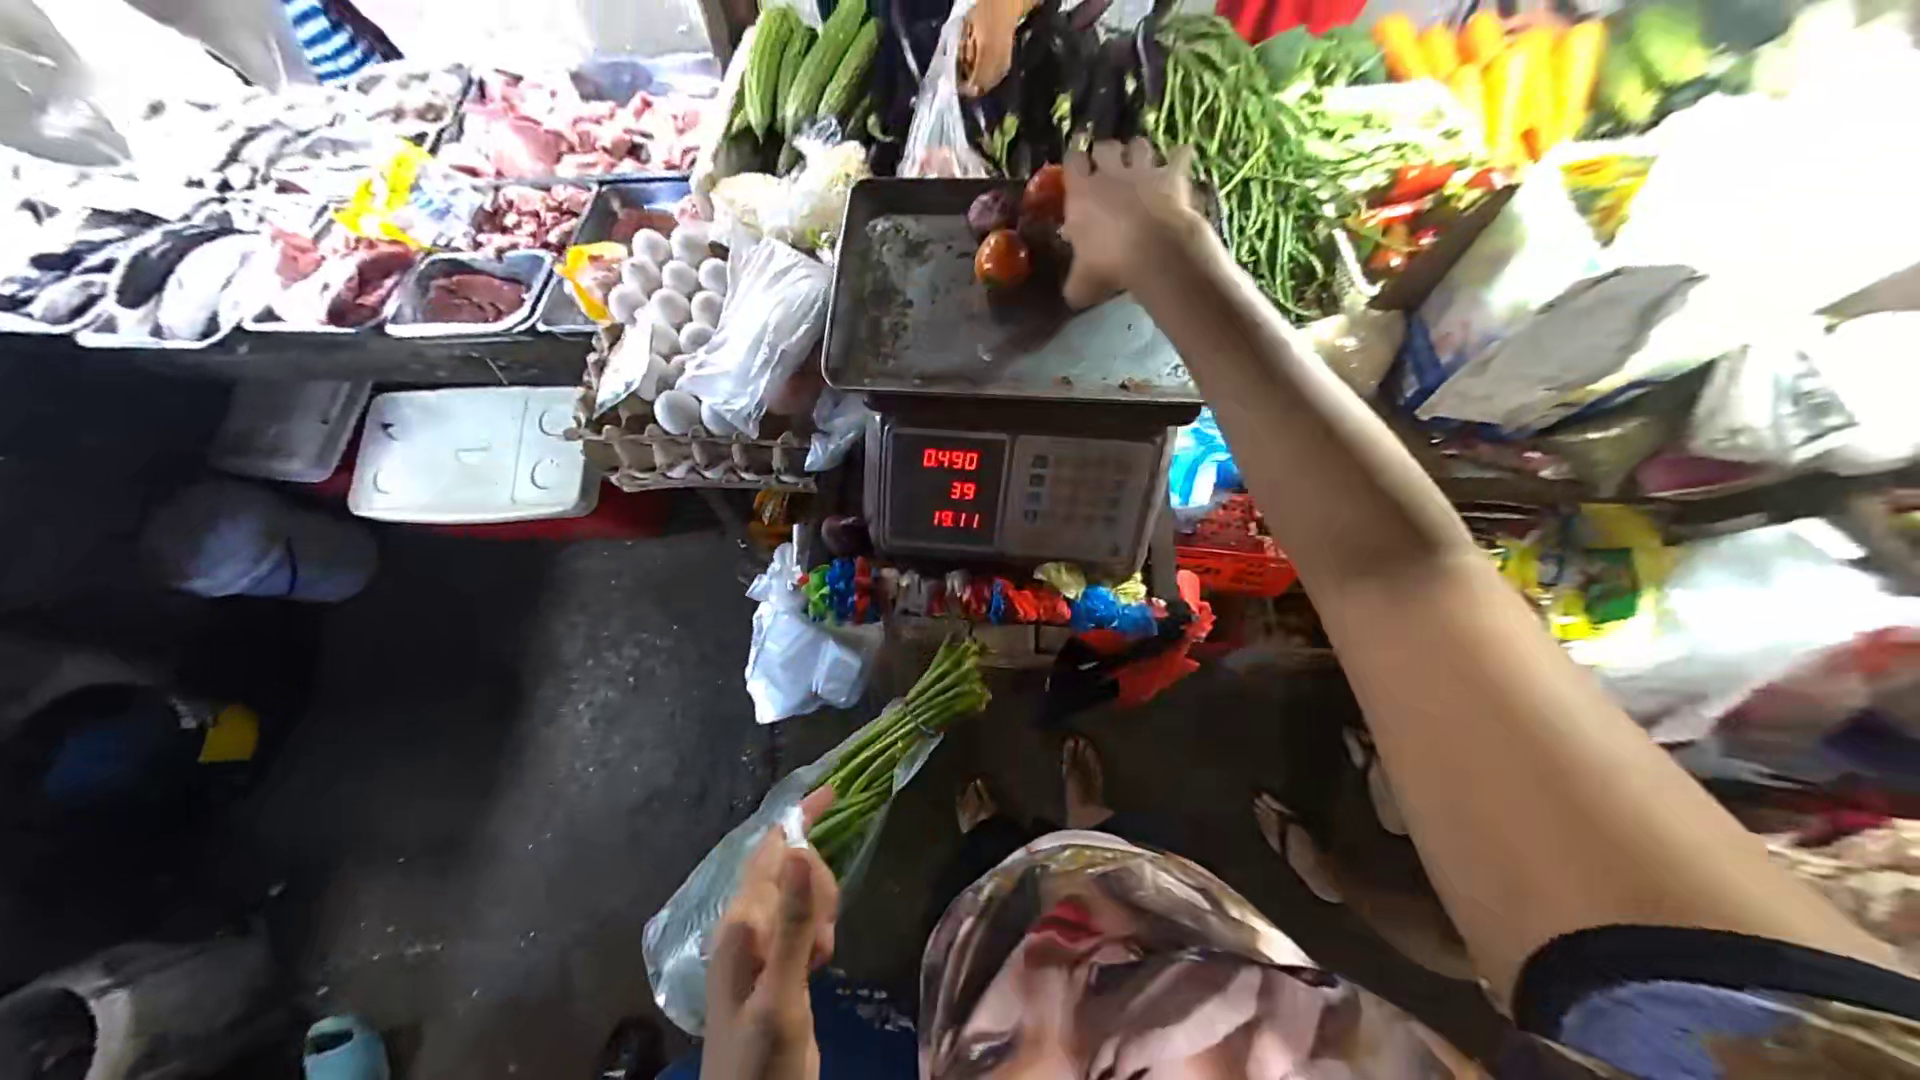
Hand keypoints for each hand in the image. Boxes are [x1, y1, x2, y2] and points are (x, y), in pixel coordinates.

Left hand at [702, 787, 839, 1079]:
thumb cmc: (762, 1061)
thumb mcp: (782, 992)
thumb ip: (793, 921)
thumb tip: (800, 849)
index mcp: (742, 923)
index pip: (771, 850)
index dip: (800, 818)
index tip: (835, 792)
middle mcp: (747, 924)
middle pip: (791, 867)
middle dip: (818, 882)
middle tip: (825, 936)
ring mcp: (760, 944)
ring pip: (801, 892)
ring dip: (820, 908)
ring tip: (821, 954)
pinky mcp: (776, 961)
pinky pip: (803, 918)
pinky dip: (818, 926)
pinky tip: (820, 958)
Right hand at [1061, 138, 1206, 308]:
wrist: (1153, 251)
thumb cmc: (1108, 264)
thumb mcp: (1081, 283)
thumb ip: (1075, 282)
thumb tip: (1073, 293)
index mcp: (1081, 193)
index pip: (1072, 160)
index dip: (1074, 160)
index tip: (1077, 165)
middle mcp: (1110, 174)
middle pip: (1105, 146)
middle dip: (1105, 152)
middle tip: (1107, 165)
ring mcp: (1143, 172)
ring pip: (1139, 145)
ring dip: (1138, 152)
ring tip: (1139, 163)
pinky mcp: (1172, 177)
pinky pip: (1178, 156)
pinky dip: (1178, 157)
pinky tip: (1178, 162)